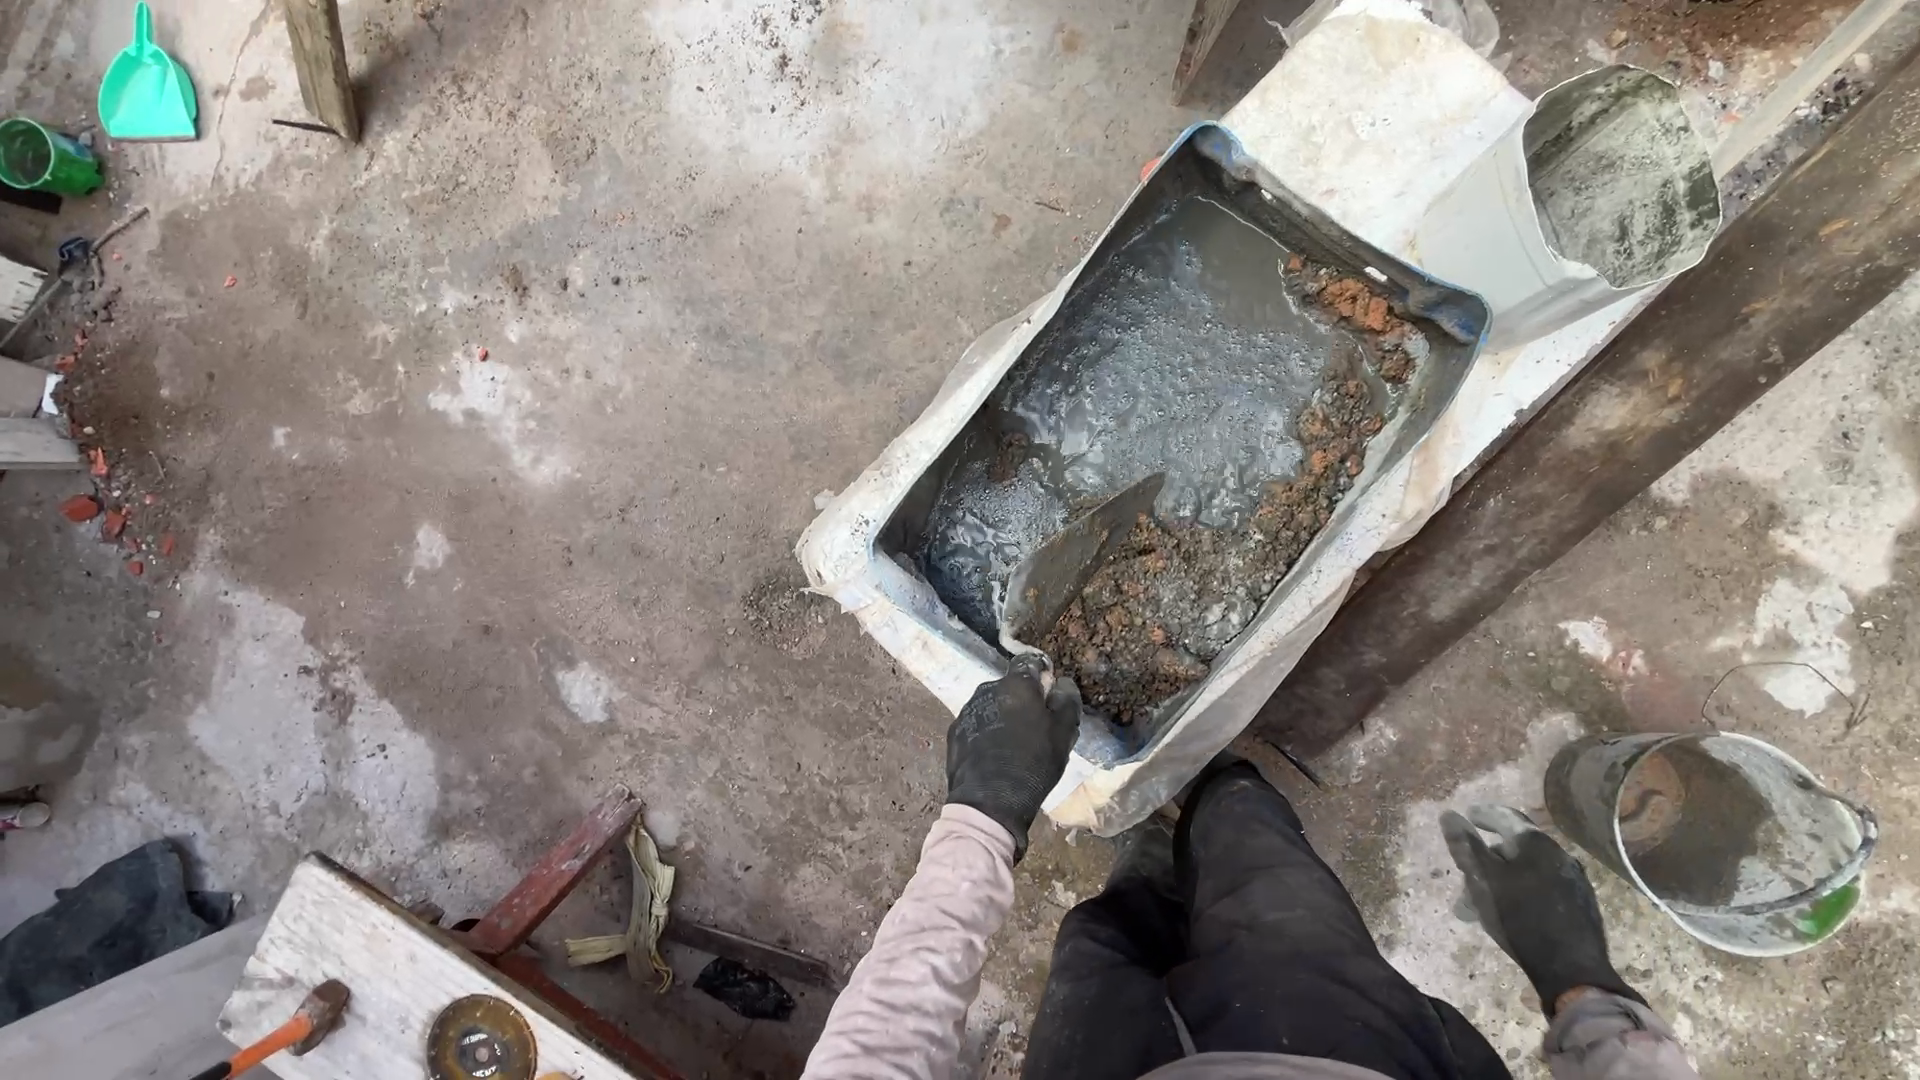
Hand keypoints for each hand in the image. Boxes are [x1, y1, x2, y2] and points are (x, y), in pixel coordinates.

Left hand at [946, 655, 1082, 860]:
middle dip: (1022, 698)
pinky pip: (977, 724)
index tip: (1048, 692)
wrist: (990, 800)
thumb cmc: (1034, 762)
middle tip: (1035, 725)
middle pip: (1010, 686)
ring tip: (1014, 744)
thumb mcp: (1063, 734)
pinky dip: (986, 732)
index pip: (1029, 661)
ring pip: (992, 705)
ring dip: (1003, 715)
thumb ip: (1066, 702)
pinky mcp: (955, 733)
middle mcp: (988, 689)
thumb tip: (1062, 683)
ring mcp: (967, 710)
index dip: (1041, 673)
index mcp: (1016, 684)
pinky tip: (994, 754)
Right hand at [1441, 805, 1643, 1015]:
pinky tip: (1510, 910)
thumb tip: (1449, 814)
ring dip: (1502, 878)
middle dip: (1487, 858)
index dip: (1483, 814)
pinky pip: (1542, 887)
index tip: (1468, 816)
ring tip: (1481, 901)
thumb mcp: (1482, 879)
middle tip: (1466, 872)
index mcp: (1535, 843)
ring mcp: (1575, 882)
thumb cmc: (1519, 917)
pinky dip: (1521, 890)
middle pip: (1515, 847)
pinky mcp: (1581, 906)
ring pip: (1527, 870)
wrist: (1573, 971)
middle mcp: (1559, 855)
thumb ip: (1465, 845)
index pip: (1505, 816)